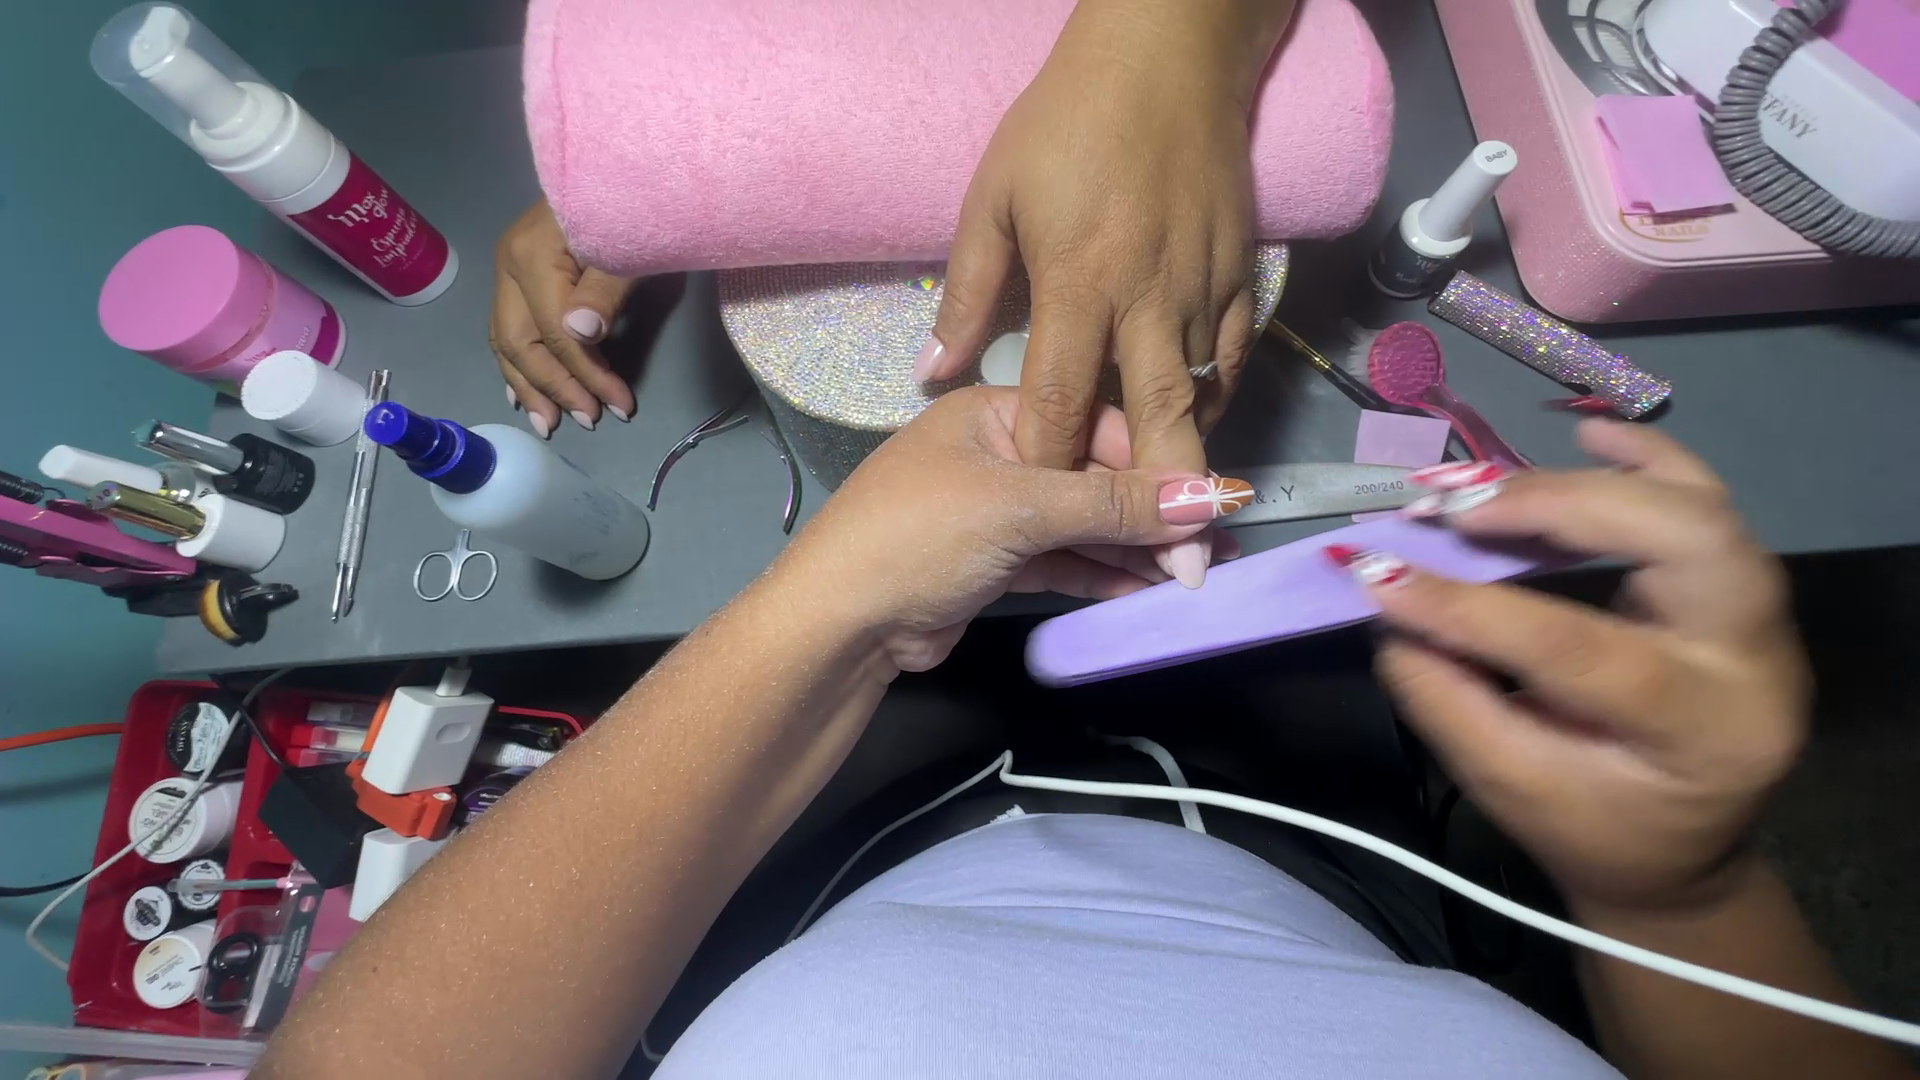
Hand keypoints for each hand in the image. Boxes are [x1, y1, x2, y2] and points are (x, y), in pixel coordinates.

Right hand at [489, 199, 638, 437]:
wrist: (620, 168)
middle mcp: (509, 267)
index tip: (619, 407)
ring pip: (508, 340)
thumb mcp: (627, 249)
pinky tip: (521, 391)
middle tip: (586, 422)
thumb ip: (604, 291)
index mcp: (531, 259)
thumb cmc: (628, 206)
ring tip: (548, 422)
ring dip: (529, 385)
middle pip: (519, 343)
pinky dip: (518, 364)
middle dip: (553, 388)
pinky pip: (510, 328)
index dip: (587, 376)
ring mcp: (510, 270)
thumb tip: (579, 336)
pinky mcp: (521, 275)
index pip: (555, 336)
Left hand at [778, 386, 1250, 672]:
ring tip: (1191, 576)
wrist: (841, 623)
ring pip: (1082, 524)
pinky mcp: (998, 561)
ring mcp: (999, 511)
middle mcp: (1001, 454)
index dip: (1155, 467)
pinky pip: (1063, 559)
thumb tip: (1210, 497)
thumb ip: (1113, 503)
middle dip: (1150, 514)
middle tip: (1209, 551)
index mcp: (996, 413)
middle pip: (1094, 476)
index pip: (1096, 424)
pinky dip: (1100, 574)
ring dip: (1132, 549)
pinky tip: (1144, 588)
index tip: (1209, 506)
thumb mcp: (1018, 508)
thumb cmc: (921, 537)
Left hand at [918, 2, 1281, 587]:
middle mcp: (1146, 299)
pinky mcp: (1240, 273)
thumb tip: (931, 370)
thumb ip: (967, 296)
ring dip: (1193, 458)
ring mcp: (1202, 287)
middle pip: (1153, 419)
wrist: (1171, 42)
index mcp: (1079, 286)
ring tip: (1192, 517)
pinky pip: (1233, 356)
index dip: (1063, 471)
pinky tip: (1202, 429)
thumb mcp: (991, 201)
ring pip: (1199, 395)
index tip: (1063, 527)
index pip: (1065, 404)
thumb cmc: (1064, 124)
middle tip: (1184, 566)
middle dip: (1165, 498)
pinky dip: (1218, 399)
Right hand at [1335, 422, 1808, 912]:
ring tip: (1472, 487)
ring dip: (1569, 483)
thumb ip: (1436, 689)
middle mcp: (1751, 659)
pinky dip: (1642, 457)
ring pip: (1691, 508)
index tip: (1371, 571)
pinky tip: (1586, 430)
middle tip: (1450, 511)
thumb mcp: (1497, 779)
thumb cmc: (1581, 820)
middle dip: (1553, 508)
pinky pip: (1701, 501)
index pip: (1573, 647)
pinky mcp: (1730, 590)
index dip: (1462, 605)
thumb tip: (1386, 599)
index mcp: (1696, 729)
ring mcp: (1755, 616)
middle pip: (1684, 542)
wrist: (1670, 840)